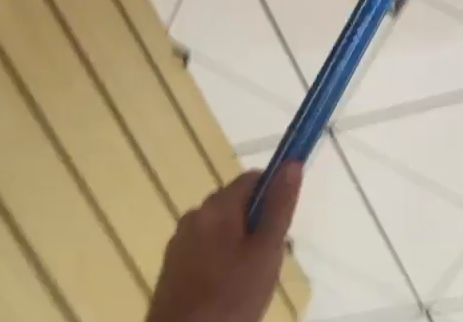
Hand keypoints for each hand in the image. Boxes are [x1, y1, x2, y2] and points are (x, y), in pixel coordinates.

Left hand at [147, 164, 302, 321]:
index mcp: (217, 206)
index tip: (280, 228)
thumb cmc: (230, 299)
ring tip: (247, 281)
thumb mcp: (266, 253)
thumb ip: (279, 207)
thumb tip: (292, 162)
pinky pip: (203, 250)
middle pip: (235, 204)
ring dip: (236, 244)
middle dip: (255, 224)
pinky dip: (217, 261)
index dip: (272, 196)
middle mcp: (194, 215)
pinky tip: (224, 291)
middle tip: (266, 260)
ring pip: (220, 229)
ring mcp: (179, 241)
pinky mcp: (171, 267)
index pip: (253, 178)